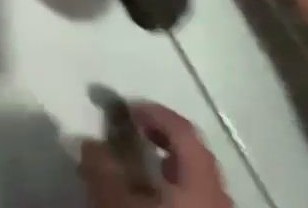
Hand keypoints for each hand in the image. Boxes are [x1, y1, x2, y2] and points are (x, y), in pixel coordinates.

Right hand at [78, 103, 231, 207]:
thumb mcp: (116, 205)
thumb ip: (102, 170)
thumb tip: (89, 142)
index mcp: (200, 180)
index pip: (182, 130)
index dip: (154, 113)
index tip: (126, 109)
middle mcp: (218, 197)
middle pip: (192, 157)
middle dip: (160, 143)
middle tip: (129, 138)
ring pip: (194, 185)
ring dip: (164, 173)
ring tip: (133, 176)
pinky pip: (194, 204)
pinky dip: (171, 196)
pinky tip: (148, 203)